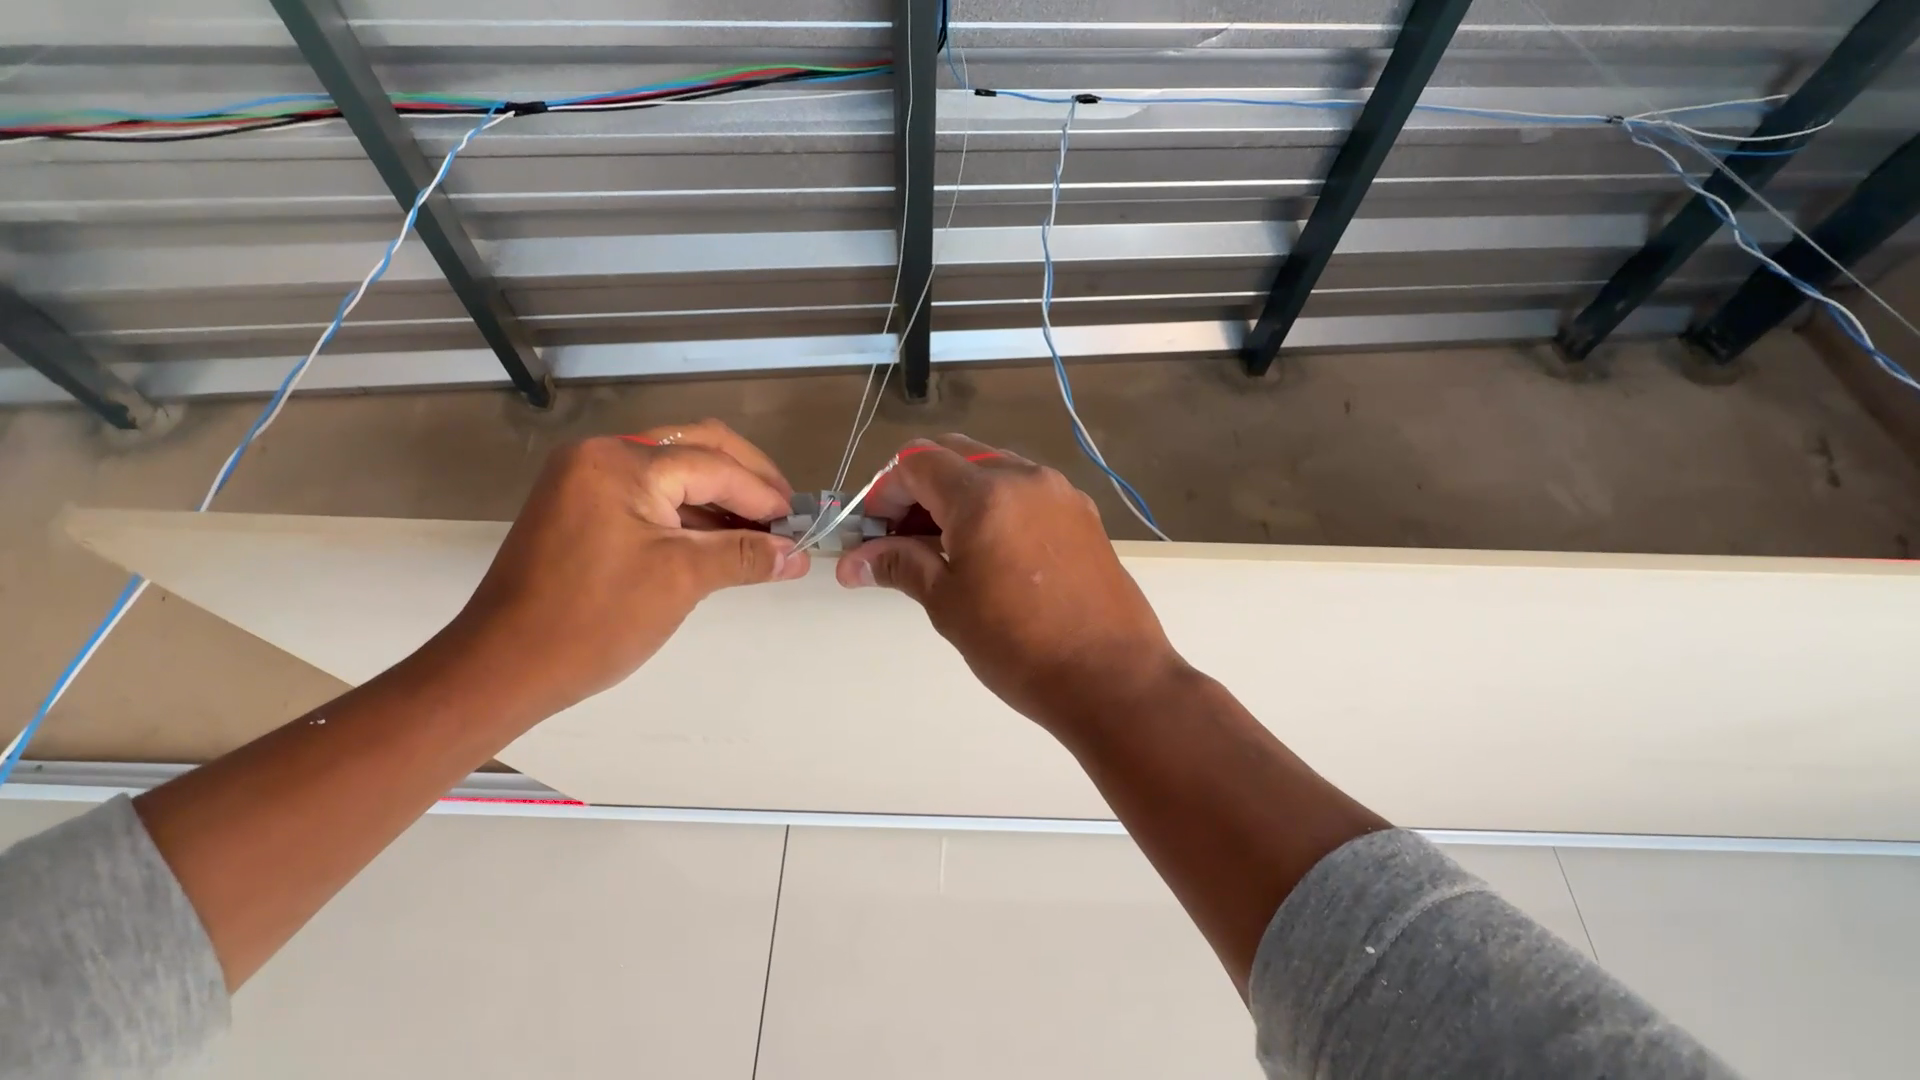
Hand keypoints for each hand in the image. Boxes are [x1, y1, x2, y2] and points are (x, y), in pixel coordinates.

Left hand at [438, 421, 807, 719]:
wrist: (503, 667)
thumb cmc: (595, 619)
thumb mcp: (681, 580)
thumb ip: (744, 556)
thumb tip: (797, 555)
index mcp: (621, 461)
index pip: (712, 464)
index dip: (763, 494)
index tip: (800, 523)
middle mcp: (601, 455)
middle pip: (695, 449)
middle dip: (746, 480)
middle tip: (785, 515)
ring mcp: (586, 479)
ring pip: (673, 471)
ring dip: (719, 497)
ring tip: (761, 532)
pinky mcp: (581, 507)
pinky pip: (649, 495)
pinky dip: (688, 513)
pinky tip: (719, 539)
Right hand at [837, 434, 1186, 728]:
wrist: (1113, 679)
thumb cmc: (1018, 646)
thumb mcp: (948, 605)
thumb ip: (901, 566)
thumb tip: (854, 562)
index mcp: (985, 495)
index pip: (917, 462)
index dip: (884, 491)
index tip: (873, 531)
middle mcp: (1025, 477)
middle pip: (956, 455)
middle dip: (920, 488)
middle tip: (902, 538)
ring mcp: (1061, 493)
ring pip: (993, 470)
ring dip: (959, 496)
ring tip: (945, 550)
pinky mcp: (1084, 515)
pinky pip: (1027, 492)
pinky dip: (997, 507)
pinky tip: (991, 554)